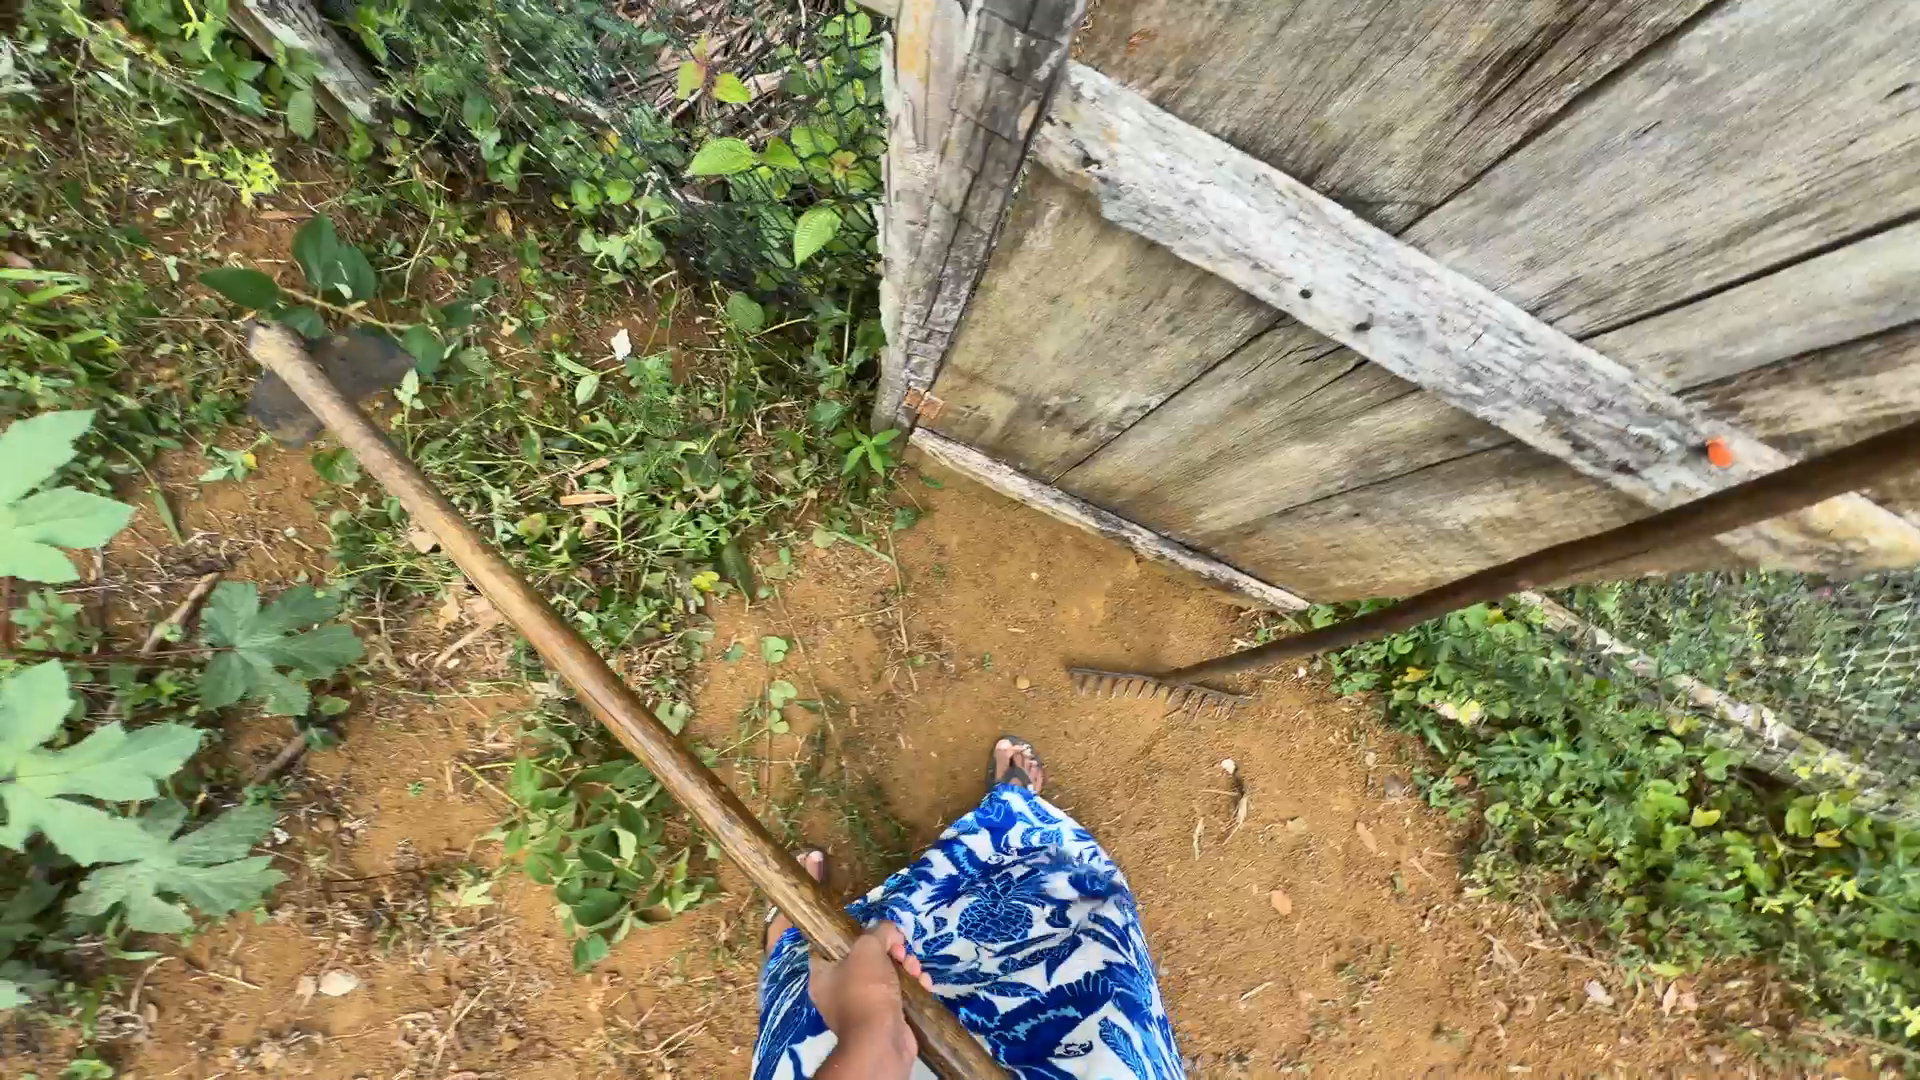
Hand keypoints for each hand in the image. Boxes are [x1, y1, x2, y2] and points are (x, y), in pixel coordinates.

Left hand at [809, 921, 932, 1077]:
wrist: (881, 1041)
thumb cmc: (865, 989)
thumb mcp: (868, 947)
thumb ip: (880, 931)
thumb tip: (892, 933)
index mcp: (824, 975)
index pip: (835, 945)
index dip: (857, 933)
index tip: (876, 929)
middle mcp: (840, 991)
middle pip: (867, 957)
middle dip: (891, 951)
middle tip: (901, 951)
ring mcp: (864, 1007)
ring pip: (887, 974)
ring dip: (906, 966)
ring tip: (915, 968)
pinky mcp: (885, 1019)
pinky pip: (899, 993)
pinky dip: (913, 985)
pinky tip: (923, 982)